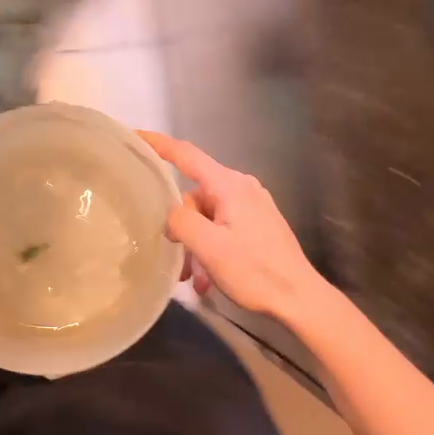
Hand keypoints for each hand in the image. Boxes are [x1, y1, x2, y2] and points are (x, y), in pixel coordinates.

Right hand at [138, 131, 327, 322]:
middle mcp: (242, 188)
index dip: (158, 144)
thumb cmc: (255, 271)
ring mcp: (252, 206)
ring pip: (207, 217)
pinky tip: (210, 279)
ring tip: (195, 280)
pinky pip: (222, 228)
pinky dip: (211, 249)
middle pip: (195, 196)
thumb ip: (182, 223)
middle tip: (178, 263)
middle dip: (182, 228)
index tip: (134, 136)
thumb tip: (171, 216)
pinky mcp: (258, 224)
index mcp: (230, 185)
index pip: (187, 155)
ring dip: (196, 246)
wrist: (299, 298)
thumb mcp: (210, 248)